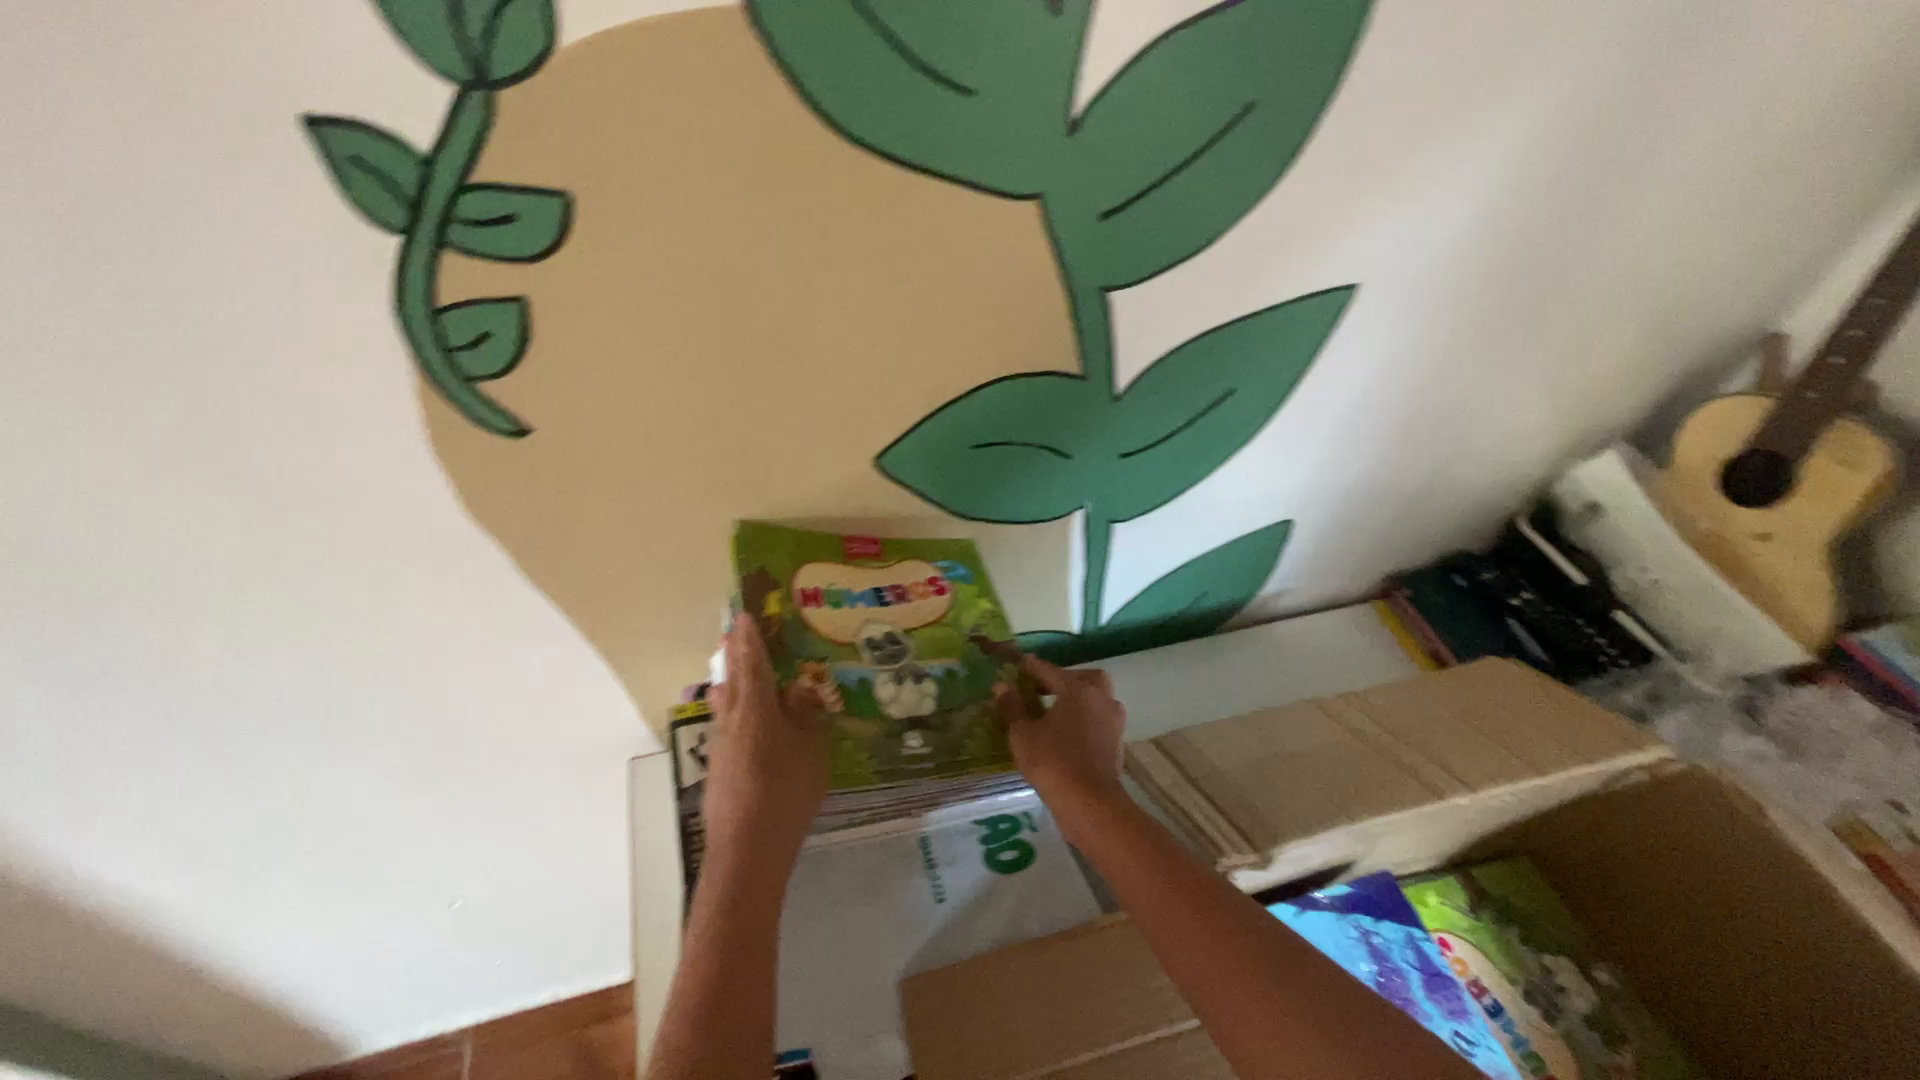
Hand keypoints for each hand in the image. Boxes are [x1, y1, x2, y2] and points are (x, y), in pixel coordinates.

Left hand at [702, 615, 830, 868]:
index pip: (752, 662)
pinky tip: (742, 723)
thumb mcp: (810, 749)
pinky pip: (725, 726)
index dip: (750, 638)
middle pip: (730, 678)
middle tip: (734, 634)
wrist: (747, 846)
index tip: (744, 615)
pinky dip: (732, 712)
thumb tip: (799, 686)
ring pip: (723, 703)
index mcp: (756, 707)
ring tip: (734, 673)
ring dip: (728, 683)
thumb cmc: (786, 790)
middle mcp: (732, 719)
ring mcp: (720, 745)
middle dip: (733, 655)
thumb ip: (805, 714)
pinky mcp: (718, 768)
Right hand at [995, 655, 1127, 839]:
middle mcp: (1100, 699)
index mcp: (1077, 690)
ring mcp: (1113, 722)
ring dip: (1079, 699)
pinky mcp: (1116, 743)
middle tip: (1044, 687)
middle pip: (1086, 678)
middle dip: (1066, 678)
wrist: (1089, 802)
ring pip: (1098, 699)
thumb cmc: (1052, 762)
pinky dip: (1086, 719)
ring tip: (1056, 711)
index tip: (1020, 662)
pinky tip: (1069, 733)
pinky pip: (1100, 720)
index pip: (1051, 670)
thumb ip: (1012, 708)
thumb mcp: (1023, 734)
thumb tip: (1000, 687)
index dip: (1033, 666)